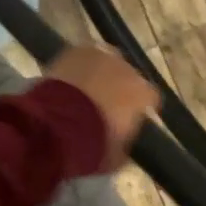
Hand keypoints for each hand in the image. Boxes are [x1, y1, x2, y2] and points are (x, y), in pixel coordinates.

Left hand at [44, 45, 157, 169]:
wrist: (56, 123)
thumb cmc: (92, 144)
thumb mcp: (118, 155)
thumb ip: (126, 142)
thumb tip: (122, 140)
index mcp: (144, 94)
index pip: (150, 98)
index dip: (138, 107)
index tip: (127, 117)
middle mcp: (129, 69)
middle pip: (128, 76)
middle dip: (118, 87)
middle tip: (101, 103)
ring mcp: (103, 55)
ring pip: (106, 62)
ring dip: (99, 73)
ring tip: (83, 89)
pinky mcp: (77, 50)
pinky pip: (83, 56)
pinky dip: (79, 65)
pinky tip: (69, 78)